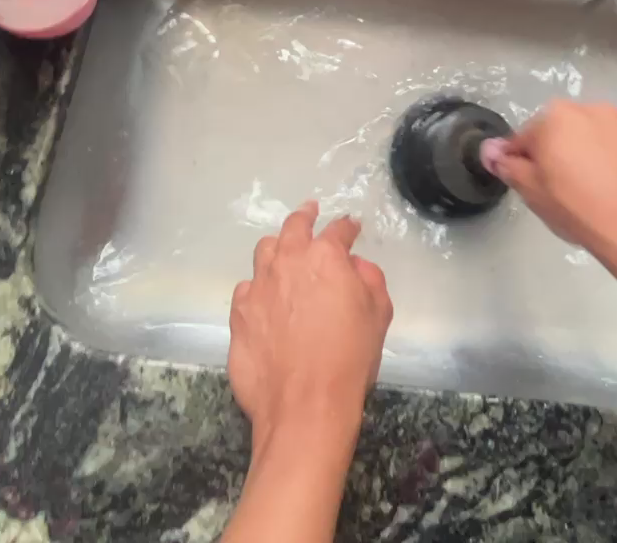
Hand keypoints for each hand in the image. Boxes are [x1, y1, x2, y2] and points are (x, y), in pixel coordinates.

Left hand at [229, 201, 392, 451]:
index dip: (347, 227)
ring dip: (277, 248)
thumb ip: (369, 280)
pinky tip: (265, 300)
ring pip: (264, 251)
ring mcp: (258, 286)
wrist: (304, 405)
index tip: (351, 226)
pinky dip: (258, 288)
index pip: (338, 230)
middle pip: (294, 226)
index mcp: (325, 257)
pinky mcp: (238, 314)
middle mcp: (287, 262)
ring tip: (283, 253)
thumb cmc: (350, 358)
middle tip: (310, 211)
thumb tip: (354, 266)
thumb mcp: (379, 315)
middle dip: (305, 216)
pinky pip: (247, 289)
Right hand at [481, 100, 616, 270]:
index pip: (526, 138)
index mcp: (556, 117)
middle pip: (566, 132)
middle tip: (564, 191)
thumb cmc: (578, 208)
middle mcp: (594, 110)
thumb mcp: (532, 192)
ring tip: (599, 194)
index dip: (522, 162)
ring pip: (601, 139)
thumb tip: (489, 149)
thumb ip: (508, 165)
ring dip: (595, 157)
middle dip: (562, 155)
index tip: (529, 185)